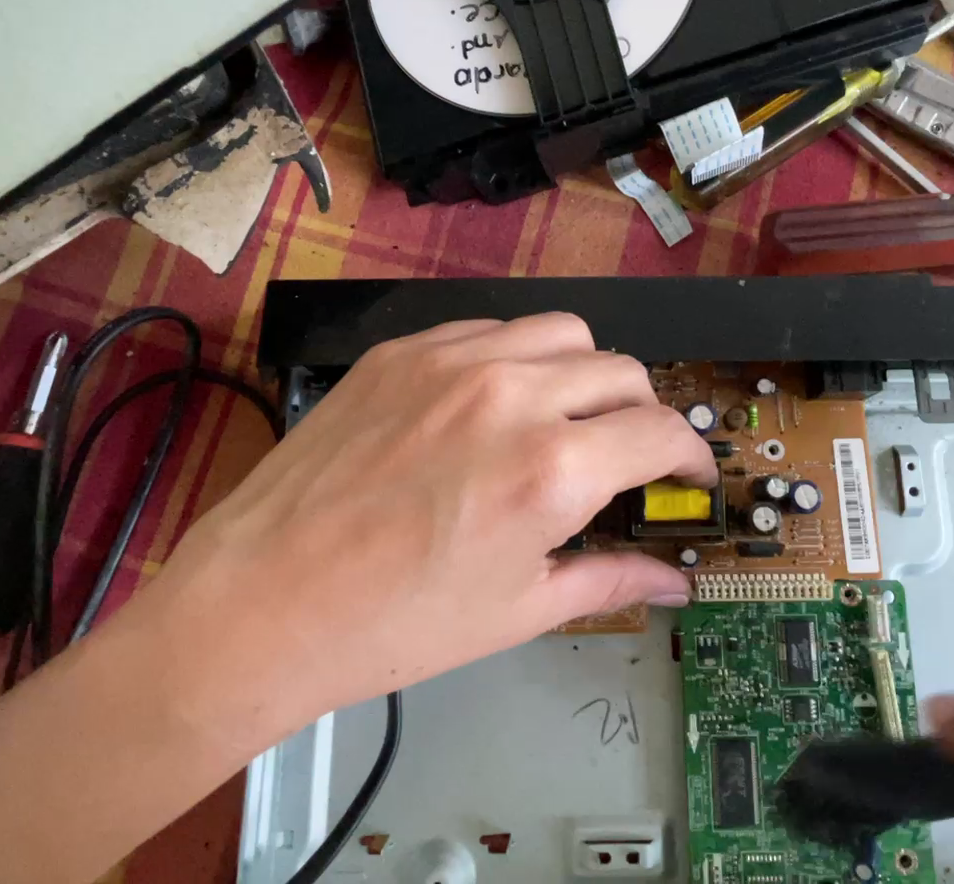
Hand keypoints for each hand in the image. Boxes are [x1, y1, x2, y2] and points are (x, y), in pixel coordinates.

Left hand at [145, 313, 714, 747]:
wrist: (262, 601)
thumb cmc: (392, 623)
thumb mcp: (518, 609)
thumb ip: (611, 580)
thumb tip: (671, 582)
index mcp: (552, 468)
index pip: (662, 432)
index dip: (691, 456)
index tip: (687, 474)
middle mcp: (511, 395)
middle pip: (623, 371)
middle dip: (642, 416)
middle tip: (624, 458)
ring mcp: (451, 362)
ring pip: (563, 332)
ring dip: (584, 372)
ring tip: (564, 418)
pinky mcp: (402, 352)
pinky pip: (489, 330)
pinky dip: (515, 358)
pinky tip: (492, 404)